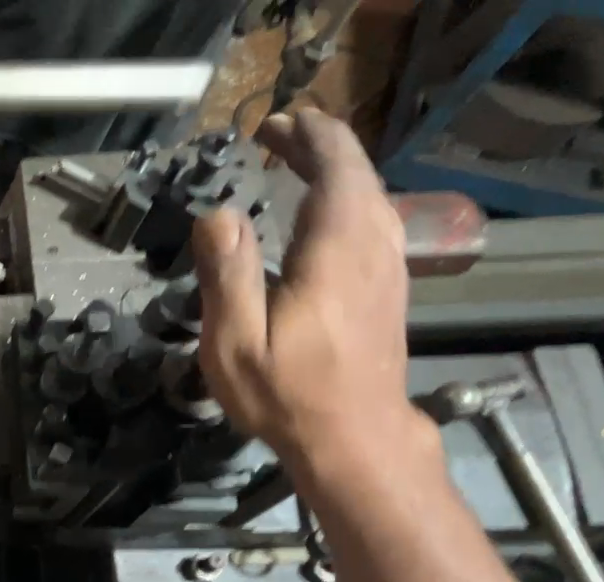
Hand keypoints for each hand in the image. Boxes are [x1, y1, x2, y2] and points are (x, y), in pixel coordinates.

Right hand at [191, 109, 428, 463]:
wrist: (353, 436)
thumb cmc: (285, 395)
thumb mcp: (235, 343)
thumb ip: (226, 276)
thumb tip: (216, 215)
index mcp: (332, 253)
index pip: (334, 171)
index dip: (308, 139)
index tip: (274, 123)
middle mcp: (371, 248)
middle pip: (356, 177)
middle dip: (320, 146)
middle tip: (278, 133)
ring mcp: (387, 267)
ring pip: (371, 196)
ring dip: (336, 170)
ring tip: (298, 160)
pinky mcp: (387, 287)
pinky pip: (375, 220)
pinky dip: (349, 198)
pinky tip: (328, 210)